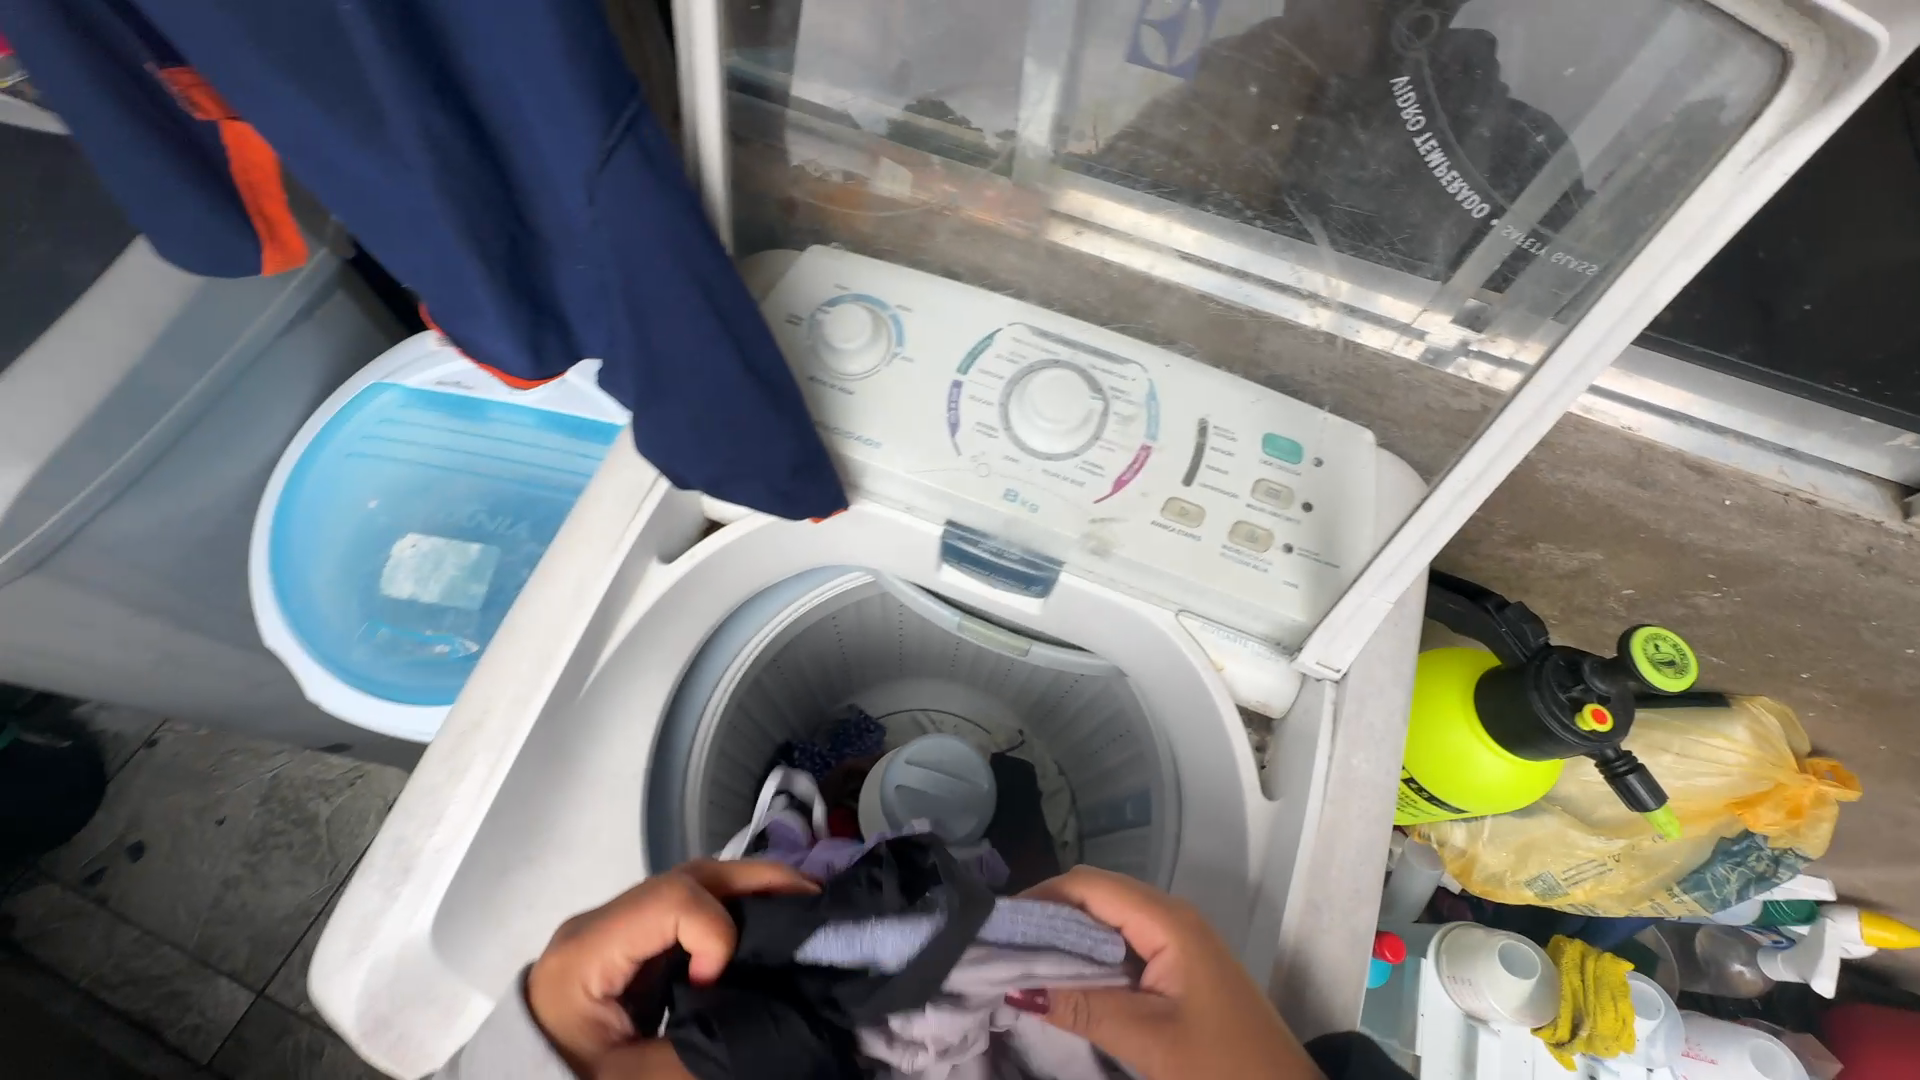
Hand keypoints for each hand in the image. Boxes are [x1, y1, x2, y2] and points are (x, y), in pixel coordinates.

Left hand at [526, 859, 815, 1075]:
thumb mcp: (629, 1079)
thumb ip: (699, 1047)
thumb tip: (773, 1017)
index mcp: (588, 951)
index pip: (670, 901)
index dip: (713, 930)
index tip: (717, 985)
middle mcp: (604, 923)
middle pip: (688, 878)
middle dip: (756, 882)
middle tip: (812, 900)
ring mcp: (620, 930)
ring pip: (695, 885)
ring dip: (751, 890)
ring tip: (801, 903)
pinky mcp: (634, 946)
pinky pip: (691, 911)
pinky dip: (735, 910)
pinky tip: (768, 921)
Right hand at [1010, 867, 1323, 1079]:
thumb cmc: (1224, 1067)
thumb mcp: (1149, 1041)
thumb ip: (1083, 1007)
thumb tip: (1016, 989)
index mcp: (1166, 920)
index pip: (1089, 886)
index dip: (1041, 897)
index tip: (998, 925)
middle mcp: (1170, 914)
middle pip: (1096, 893)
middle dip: (1049, 912)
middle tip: (1004, 945)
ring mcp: (1177, 937)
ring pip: (1108, 916)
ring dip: (1067, 933)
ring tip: (1023, 959)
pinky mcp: (1179, 962)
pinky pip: (1123, 940)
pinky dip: (1089, 952)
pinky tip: (1066, 976)